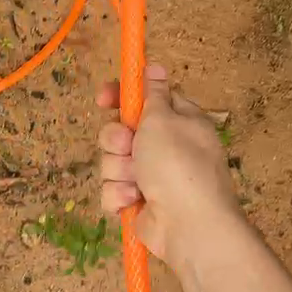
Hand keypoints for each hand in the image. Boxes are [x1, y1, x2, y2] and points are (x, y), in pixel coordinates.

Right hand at [96, 66, 242, 263]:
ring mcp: (151, 176)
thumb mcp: (163, 118)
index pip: (145, 99)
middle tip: (128, 147)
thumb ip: (152, 93)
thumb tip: (156, 65)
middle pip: (121, 130)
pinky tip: (134, 201)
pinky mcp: (138, 201)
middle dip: (116, 140)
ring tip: (136, 182)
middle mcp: (165, 147)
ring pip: (113, 161)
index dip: (122, 97)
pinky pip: (113, 189)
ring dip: (119, 170)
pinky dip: (120, 195)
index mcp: (178, 121)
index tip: (103, 98)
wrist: (188, 225)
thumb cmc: (178, 164)